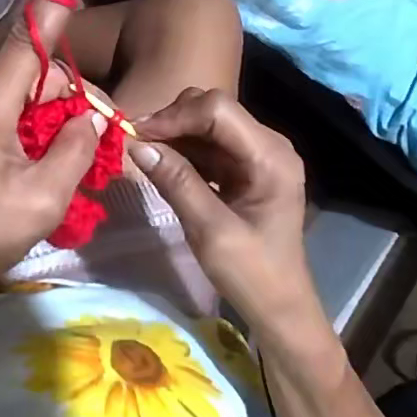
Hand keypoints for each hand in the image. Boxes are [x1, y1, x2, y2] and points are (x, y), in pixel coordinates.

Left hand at [0, 0, 102, 292]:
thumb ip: (73, 149)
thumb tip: (92, 116)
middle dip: (70, 102)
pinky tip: (32, 163)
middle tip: (88, 151)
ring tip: (53, 170)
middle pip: (37, 72)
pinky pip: (5, 105)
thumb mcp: (41, 202)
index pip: (31, 34)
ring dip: (50, 118)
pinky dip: (29, 126)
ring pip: (23, 91)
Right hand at [131, 88, 316, 325]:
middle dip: (172, 120)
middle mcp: (268, 145)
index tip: (137, 135)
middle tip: (137, 143)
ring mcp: (256, 154)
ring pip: (206, 122)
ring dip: (173, 133)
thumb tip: (136, 145)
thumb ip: (176, 182)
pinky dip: (181, 148)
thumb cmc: (252, 274)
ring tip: (142, 152)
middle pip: (213, 109)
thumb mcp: (210, 230)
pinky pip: (207, 143)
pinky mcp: (243, 167)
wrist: (279, 308)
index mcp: (271, 157)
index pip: (218, 110)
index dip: (175, 116)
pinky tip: (160, 163)